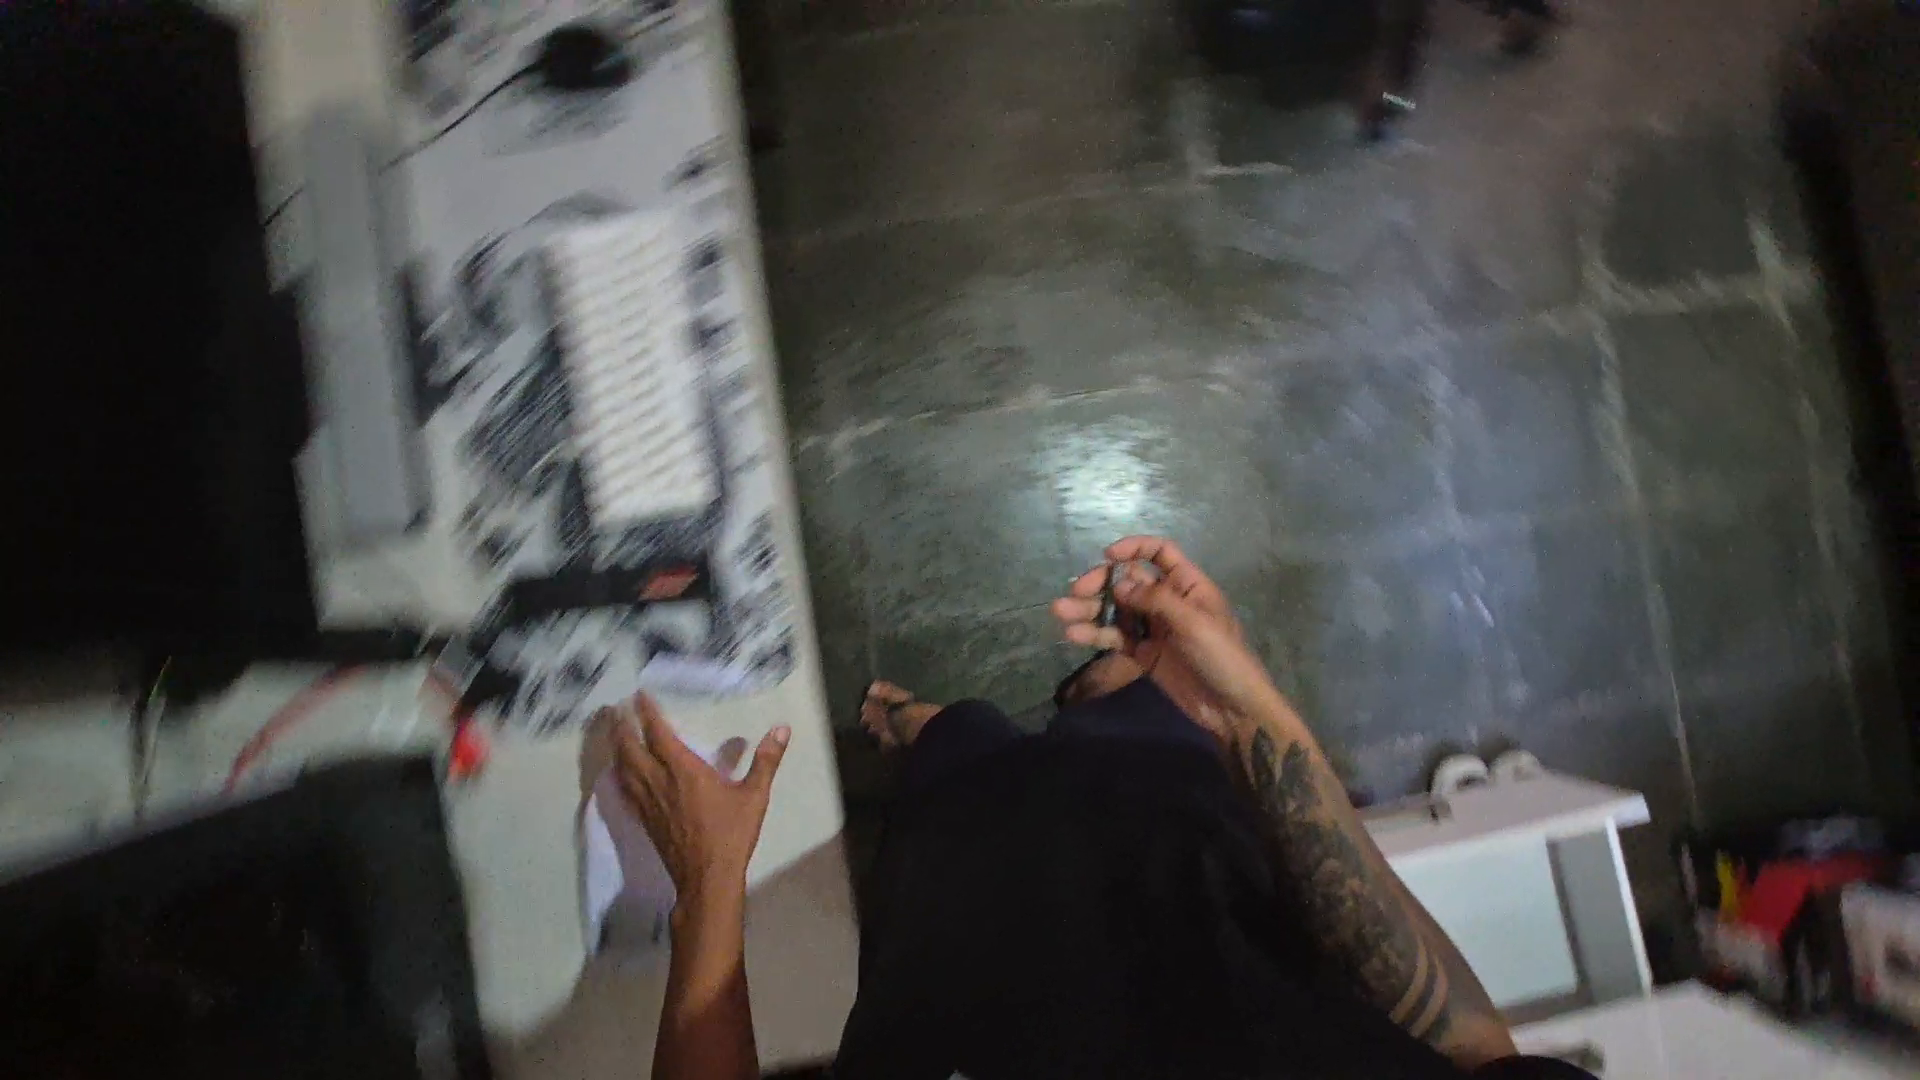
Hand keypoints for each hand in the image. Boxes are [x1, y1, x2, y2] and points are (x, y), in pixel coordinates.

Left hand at [610, 693, 789, 915]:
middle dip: (622, 727)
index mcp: (685, 771)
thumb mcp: (755, 795)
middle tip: (614, 709)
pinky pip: (625, 790)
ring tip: (613, 733)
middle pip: (631, 749)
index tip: (638, 695)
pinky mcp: (644, 820)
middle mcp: (660, 782)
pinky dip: (618, 775)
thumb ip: (766, 761)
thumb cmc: (731, 834)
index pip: (660, 734)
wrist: (706, 879)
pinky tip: (617, 772)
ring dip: (616, 748)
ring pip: (624, 769)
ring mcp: (648, 803)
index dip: (648, 713)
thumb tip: (782, 729)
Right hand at [1050, 537, 1285, 735]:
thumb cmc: (1223, 657)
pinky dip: (1094, 634)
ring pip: (1116, 610)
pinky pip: (1114, 638)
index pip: (1160, 553)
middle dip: (1101, 582)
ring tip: (1060, 612)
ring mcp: (1153, 628)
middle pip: (1129, 581)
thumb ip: (1155, 600)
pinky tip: (1073, 635)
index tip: (1108, 555)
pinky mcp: (1143, 654)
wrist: (1233, 709)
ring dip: (1089, 609)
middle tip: (1076, 591)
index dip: (1135, 548)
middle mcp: (1167, 602)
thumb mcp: (1194, 622)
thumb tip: (1119, 584)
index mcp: (1187, 585)